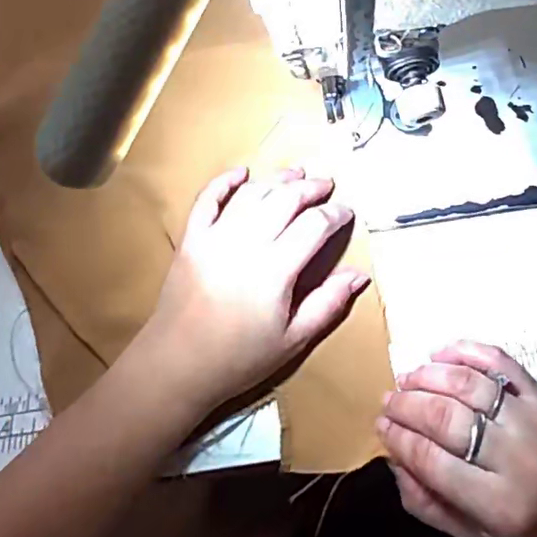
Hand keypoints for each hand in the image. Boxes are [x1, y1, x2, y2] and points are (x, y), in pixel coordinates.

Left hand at [125, 166, 368, 411]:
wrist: (177, 363)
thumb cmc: (240, 358)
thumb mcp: (293, 340)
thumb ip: (328, 303)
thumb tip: (359, 274)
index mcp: (275, 270)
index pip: (313, 226)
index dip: (334, 214)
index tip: (346, 211)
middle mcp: (245, 244)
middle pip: (284, 200)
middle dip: (309, 188)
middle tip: (326, 184)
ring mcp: (214, 237)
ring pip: (251, 195)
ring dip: (276, 180)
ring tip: (296, 174)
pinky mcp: (191, 238)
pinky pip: (208, 200)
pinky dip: (224, 182)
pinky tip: (241, 172)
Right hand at [378, 341, 536, 536]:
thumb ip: (432, 506)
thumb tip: (393, 461)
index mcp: (502, 507)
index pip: (432, 460)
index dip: (399, 438)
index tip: (380, 426)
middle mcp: (519, 460)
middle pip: (445, 417)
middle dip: (406, 405)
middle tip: (387, 400)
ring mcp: (536, 422)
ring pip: (467, 384)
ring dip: (427, 376)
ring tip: (407, 379)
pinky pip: (499, 362)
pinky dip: (464, 351)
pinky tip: (439, 355)